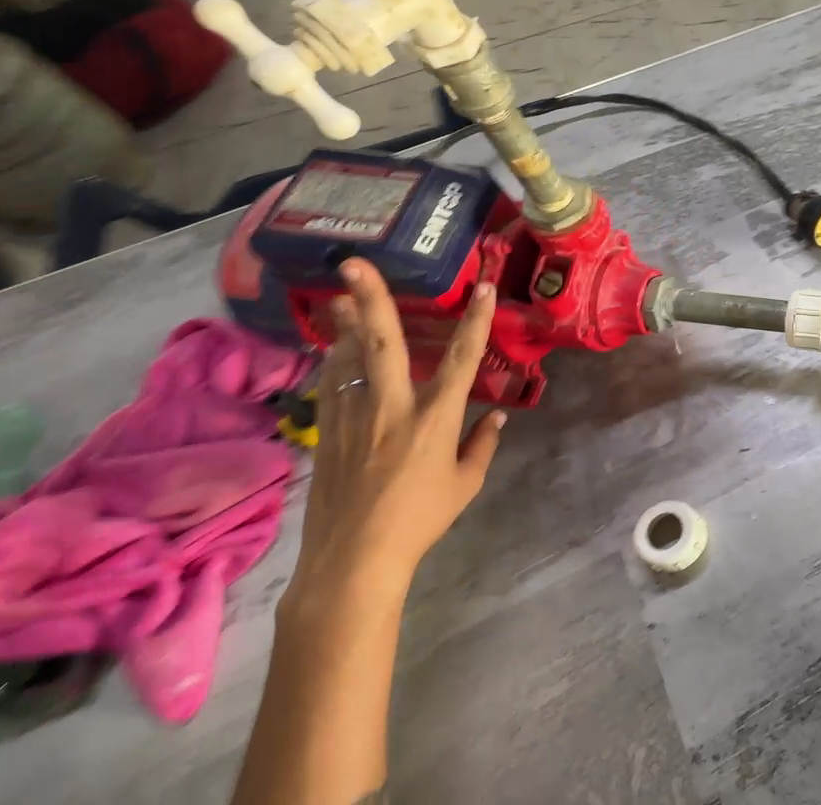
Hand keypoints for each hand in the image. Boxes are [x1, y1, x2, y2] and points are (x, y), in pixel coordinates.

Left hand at [292, 259, 506, 603]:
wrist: (354, 557)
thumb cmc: (420, 519)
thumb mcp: (465, 483)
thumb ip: (482, 443)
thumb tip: (495, 415)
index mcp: (434, 418)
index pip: (463, 359)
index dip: (476, 321)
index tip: (483, 288)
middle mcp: (391, 407)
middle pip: (381, 342)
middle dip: (369, 300)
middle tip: (353, 263)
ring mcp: (352, 417)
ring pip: (346, 358)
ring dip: (342, 325)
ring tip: (337, 296)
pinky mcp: (326, 433)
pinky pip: (330, 386)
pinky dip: (332, 362)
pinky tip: (329, 349)